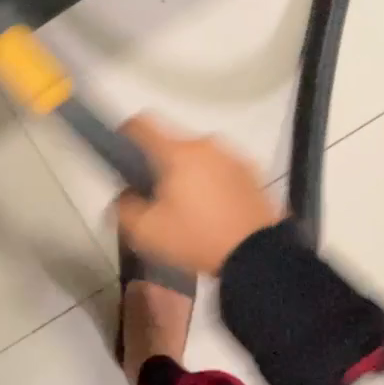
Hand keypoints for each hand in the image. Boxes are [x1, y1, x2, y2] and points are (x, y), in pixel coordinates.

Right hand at [114, 115, 283, 275]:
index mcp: (175, 151)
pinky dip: (214, 181)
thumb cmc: (198, 239)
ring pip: (198, 155)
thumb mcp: (147, 232)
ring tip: (192, 207)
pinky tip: (217, 211)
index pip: (140, 124)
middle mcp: (204, 144)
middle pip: (171, 143)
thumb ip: (123, 207)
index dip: (125, 133)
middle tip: (159, 195)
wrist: (261, 260)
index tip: (122, 152)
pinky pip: (222, 168)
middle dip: (162, 163)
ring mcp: (232, 156)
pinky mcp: (253, 173)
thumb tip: (123, 194)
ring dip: (190, 172)